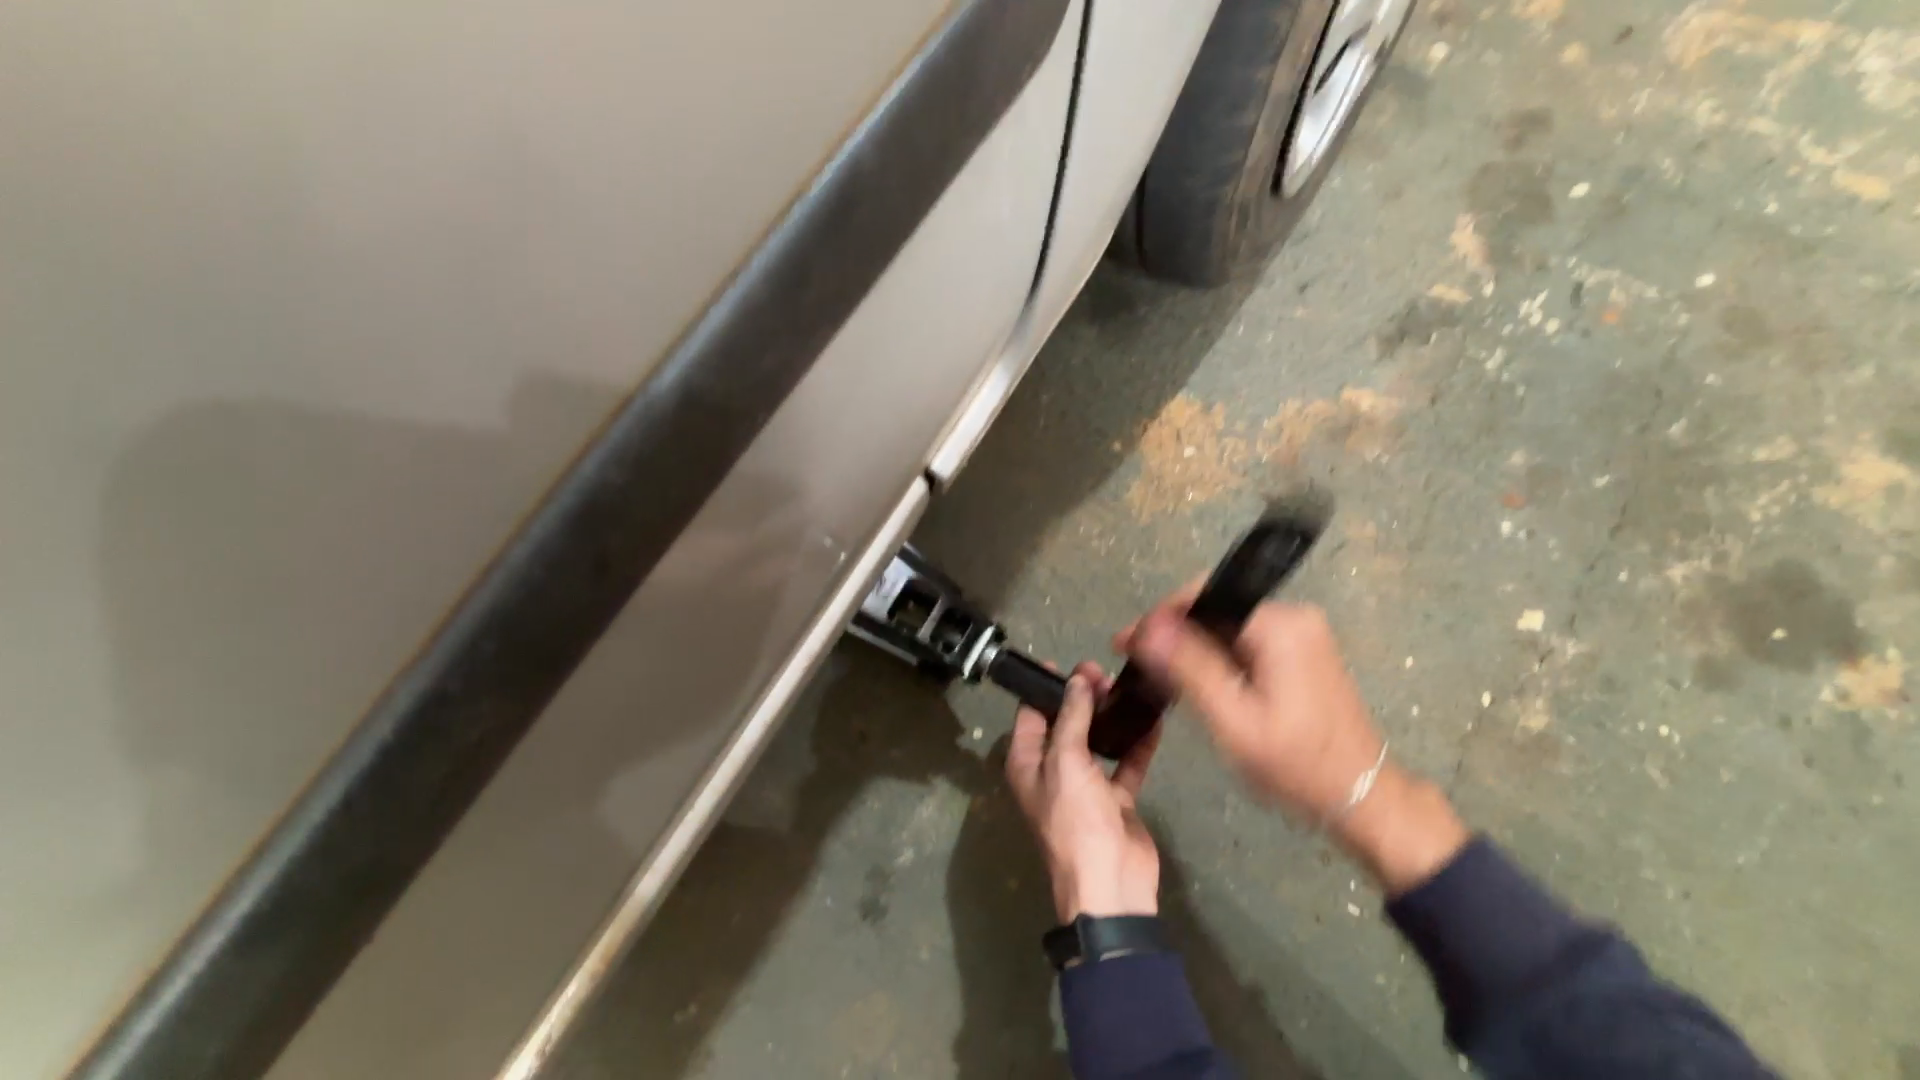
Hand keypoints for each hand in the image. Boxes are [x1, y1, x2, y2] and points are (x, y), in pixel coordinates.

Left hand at [1006, 663, 1160, 921]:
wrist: (1110, 882)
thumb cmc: (1076, 820)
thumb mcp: (1066, 762)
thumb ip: (1072, 718)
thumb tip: (1076, 681)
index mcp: (1026, 764)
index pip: (1030, 715)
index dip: (1043, 687)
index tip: (1062, 662)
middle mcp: (1052, 772)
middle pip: (1065, 724)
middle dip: (1081, 697)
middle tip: (1103, 672)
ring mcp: (1085, 786)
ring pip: (1096, 741)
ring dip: (1109, 717)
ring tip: (1124, 688)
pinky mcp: (1115, 799)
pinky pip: (1126, 764)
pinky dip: (1137, 744)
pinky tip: (1153, 719)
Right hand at [1121, 591, 1468, 894]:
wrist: (1362, 797)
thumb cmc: (1295, 765)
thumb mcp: (1233, 721)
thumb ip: (1190, 667)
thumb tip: (1146, 627)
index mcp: (1280, 625)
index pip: (1204, 595)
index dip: (1159, 615)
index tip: (1125, 643)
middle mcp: (1294, 617)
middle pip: (1216, 606)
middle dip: (1171, 630)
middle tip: (1133, 659)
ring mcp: (1302, 634)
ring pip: (1228, 624)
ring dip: (1190, 644)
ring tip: (1153, 672)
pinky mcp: (1302, 653)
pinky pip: (1245, 640)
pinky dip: (1215, 655)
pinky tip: (1191, 679)